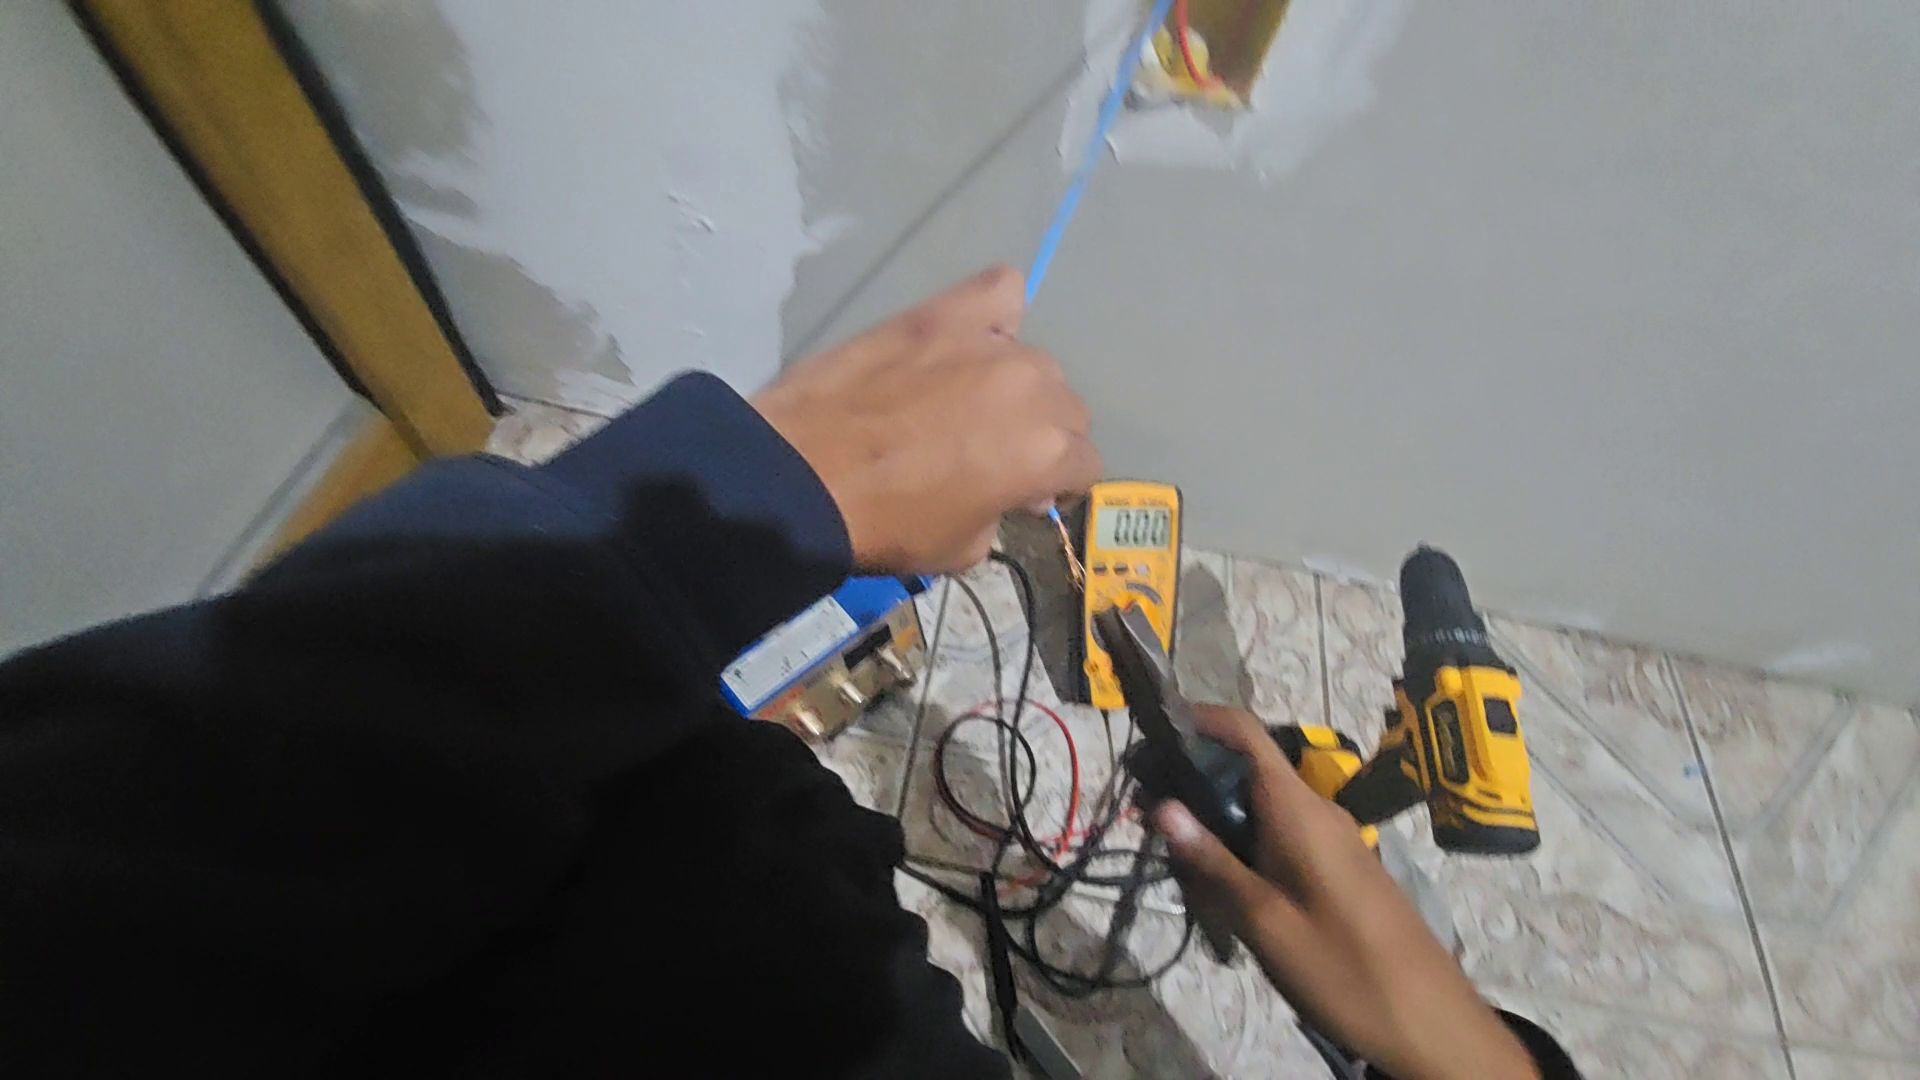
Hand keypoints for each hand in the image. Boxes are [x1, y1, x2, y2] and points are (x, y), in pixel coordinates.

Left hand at [752, 266, 1099, 573]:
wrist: (803, 477)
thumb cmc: (886, 525)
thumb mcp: (963, 550)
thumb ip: (1003, 513)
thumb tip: (1008, 490)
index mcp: (1047, 453)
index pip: (1086, 464)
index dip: (1056, 484)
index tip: (1023, 493)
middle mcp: (1034, 390)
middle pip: (1067, 410)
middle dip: (1041, 438)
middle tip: (991, 453)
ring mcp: (990, 344)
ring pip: (1035, 362)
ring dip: (1015, 387)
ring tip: (968, 401)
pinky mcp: (943, 314)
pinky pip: (999, 293)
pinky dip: (995, 317)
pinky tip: (970, 340)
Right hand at [1150, 706, 1537, 1079]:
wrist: (1439, 1030)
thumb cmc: (1346, 970)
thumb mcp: (1265, 922)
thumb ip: (1211, 861)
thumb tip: (1160, 807)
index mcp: (1295, 808)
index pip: (1245, 731)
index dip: (1198, 718)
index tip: (1154, 734)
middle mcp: (1312, 808)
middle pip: (1242, 770)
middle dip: (1192, 785)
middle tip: (1148, 820)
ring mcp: (1328, 835)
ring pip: (1255, 806)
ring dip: (1214, 824)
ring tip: (1181, 866)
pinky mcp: (1336, 863)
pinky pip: (1276, 833)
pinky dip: (1241, 845)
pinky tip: (1224, 890)